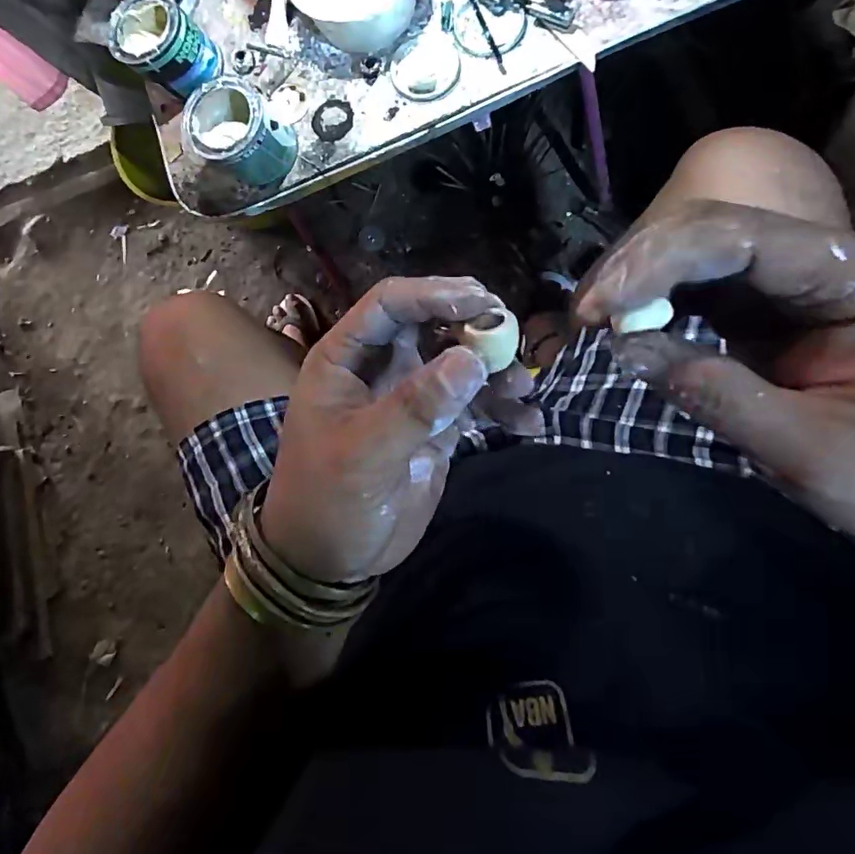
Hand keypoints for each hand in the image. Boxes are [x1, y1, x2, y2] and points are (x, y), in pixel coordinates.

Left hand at [262, 277, 541, 583]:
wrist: (328, 559)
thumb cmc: (327, 499)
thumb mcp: (364, 453)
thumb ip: (415, 406)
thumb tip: (471, 359)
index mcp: (345, 358)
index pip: (389, 304)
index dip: (434, 295)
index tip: (482, 303)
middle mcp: (378, 367)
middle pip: (431, 325)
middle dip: (472, 326)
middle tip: (512, 337)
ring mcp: (407, 396)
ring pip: (457, 362)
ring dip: (493, 369)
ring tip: (523, 388)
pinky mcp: (433, 428)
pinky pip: (472, 404)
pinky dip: (499, 407)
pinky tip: (527, 421)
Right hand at [573, 201, 854, 558]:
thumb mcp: (813, 452)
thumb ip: (715, 393)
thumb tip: (622, 348)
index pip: (743, 239)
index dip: (657, 263)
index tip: (597, 309)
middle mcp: (836, 267)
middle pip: (718, 236)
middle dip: (641, 269)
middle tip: (584, 315)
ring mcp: (808, 292)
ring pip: (706, 262)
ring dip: (645, 286)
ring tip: (594, 321)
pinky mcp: (784, 320)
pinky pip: (711, 297)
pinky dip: (663, 308)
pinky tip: (630, 326)